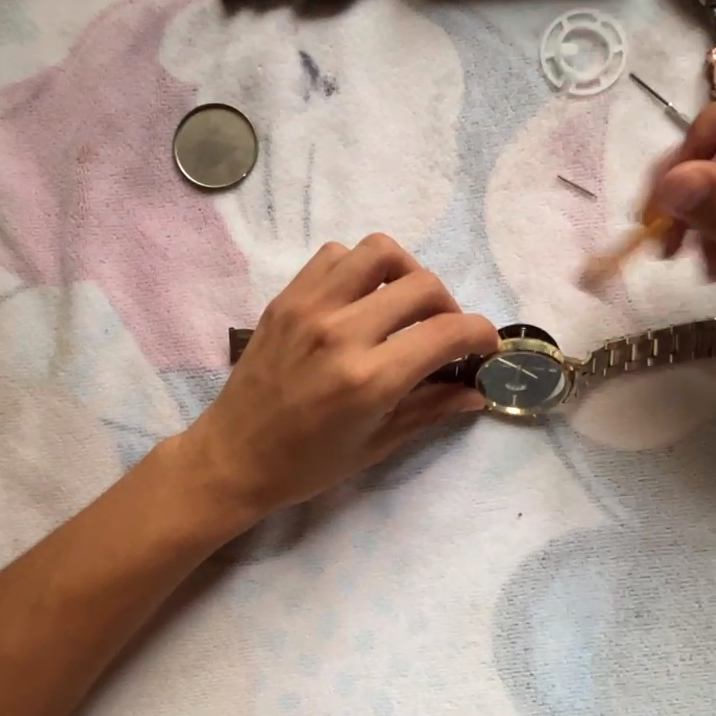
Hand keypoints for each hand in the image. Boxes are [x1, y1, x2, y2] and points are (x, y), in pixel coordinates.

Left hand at [175, 234, 497, 518]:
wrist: (233, 455)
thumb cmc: (307, 464)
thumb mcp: (377, 444)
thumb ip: (430, 409)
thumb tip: (477, 392)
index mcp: (369, 379)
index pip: (448, 331)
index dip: (480, 334)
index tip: (483, 347)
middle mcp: (342, 332)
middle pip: (423, 284)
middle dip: (449, 307)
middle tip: (442, 333)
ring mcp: (310, 307)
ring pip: (379, 251)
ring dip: (406, 272)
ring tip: (403, 304)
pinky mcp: (286, 298)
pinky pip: (334, 256)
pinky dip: (359, 268)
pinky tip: (360, 299)